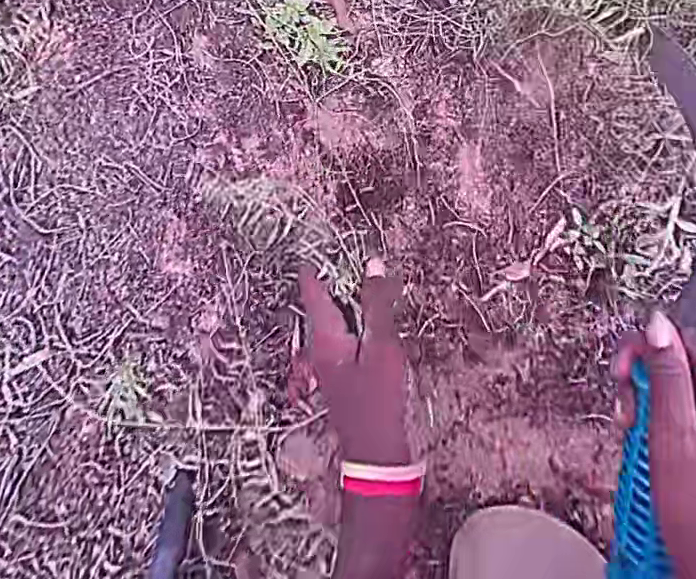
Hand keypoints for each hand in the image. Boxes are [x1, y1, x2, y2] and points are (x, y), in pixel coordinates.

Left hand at [298, 263, 411, 464]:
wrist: (378, 456)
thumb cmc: (379, 400)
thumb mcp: (382, 346)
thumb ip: (377, 304)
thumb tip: (373, 264)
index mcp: (324, 336)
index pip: (313, 289)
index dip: (317, 263)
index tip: (321, 239)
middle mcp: (320, 346)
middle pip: (324, 301)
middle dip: (337, 278)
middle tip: (354, 252)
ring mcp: (329, 360)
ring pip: (336, 317)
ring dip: (350, 299)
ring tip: (369, 279)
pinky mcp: (341, 371)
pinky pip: (345, 333)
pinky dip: (357, 319)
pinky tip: (375, 317)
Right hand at [613, 313, 695, 578]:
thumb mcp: (673, 442)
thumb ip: (668, 379)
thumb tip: (660, 324)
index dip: (673, 331)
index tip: (641, 349)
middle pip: (693, 356)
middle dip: (652, 363)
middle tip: (626, 384)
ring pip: (684, 383)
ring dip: (650, 391)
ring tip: (631, 417)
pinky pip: (685, 411)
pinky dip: (658, 415)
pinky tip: (643, 434)